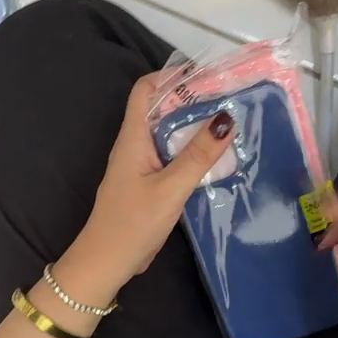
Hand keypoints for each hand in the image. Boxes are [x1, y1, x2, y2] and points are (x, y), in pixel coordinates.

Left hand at [58, 73, 235, 298]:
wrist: (108, 262)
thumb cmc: (133, 223)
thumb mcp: (171, 188)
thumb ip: (198, 155)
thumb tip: (225, 119)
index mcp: (133, 137)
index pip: (146, 89)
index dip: (172, 75)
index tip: (206, 75)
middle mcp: (135, 145)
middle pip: (162, 110)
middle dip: (193, 101)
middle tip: (229, 100)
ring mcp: (141, 166)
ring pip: (170, 136)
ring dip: (195, 129)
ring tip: (229, 126)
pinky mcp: (149, 185)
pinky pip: (172, 159)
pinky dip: (192, 154)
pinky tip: (216, 161)